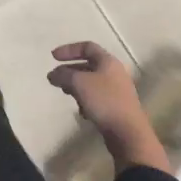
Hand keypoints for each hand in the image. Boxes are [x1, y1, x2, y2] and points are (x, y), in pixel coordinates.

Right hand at [47, 42, 170, 172]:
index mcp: (108, 62)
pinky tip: (82, 111)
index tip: (53, 58)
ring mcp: (117, 91)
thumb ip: (63, 75)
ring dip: (76, 86)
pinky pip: (97, 97)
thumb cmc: (104, 101)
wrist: (128, 133)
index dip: (69, 50)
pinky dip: (86, 99)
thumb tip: (52, 74)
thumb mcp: (79, 83)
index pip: (87, 47)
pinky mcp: (117, 107)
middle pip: (88, 65)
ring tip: (66, 93)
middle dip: (70, 70)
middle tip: (56, 79)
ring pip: (92, 82)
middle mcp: (115, 73)